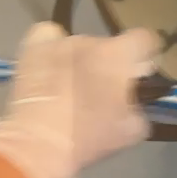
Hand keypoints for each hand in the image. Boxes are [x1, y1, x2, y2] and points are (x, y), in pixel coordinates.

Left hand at [0, 22, 158, 177]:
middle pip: (107, 45)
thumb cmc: (89, 137)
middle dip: (108, 63)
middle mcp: (90, 40)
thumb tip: (132, 97)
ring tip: (68, 84)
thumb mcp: (132, 128)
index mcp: (119, 55)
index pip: (144, 39)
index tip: (138, 72)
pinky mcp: (32, 47)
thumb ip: (138, 104)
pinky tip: (49, 64)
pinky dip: (49, 47)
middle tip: (99, 89)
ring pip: (77, 45)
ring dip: (78, 60)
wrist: (39, 141)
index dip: (143, 55)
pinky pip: (46, 36)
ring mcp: (59, 41)